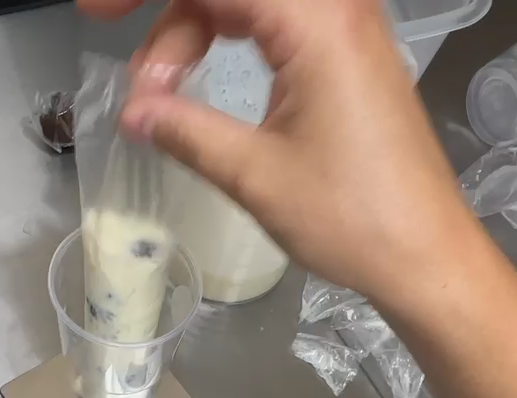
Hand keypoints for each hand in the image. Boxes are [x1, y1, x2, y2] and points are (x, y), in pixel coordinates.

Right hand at [77, 0, 475, 302]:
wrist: (423, 254)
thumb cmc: (349, 219)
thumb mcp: (256, 177)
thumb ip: (187, 132)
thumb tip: (132, 112)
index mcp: (314, 18)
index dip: (146, 0)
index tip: (94, 18)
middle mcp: (334, 4)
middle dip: (171, 22)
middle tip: (136, 83)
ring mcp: (345, 25)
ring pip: (249, 2)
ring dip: (195, 34)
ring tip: (163, 99)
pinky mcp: (347, 54)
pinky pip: (275, 21)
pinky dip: (228, 41)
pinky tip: (201, 80)